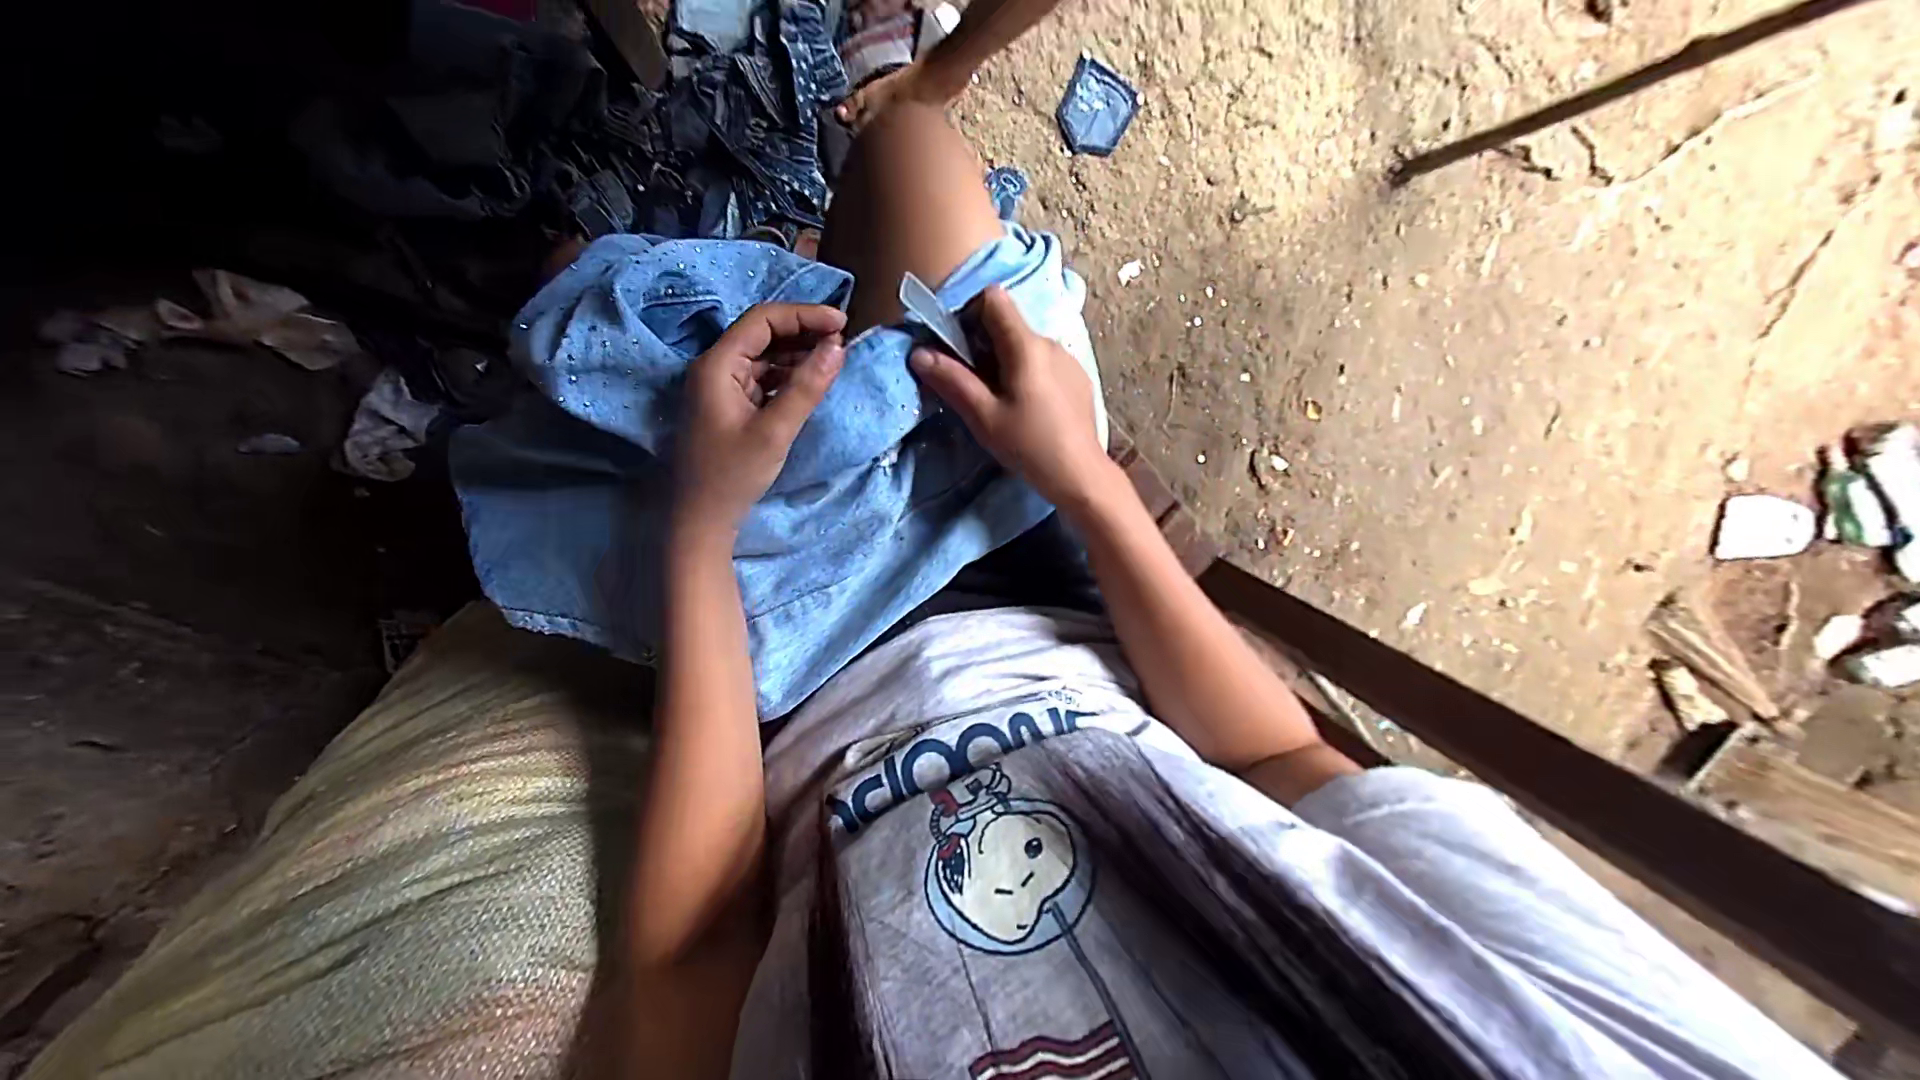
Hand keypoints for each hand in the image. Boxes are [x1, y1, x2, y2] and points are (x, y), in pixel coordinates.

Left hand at [675, 303, 846, 532]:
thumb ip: (806, 387)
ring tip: (833, 359)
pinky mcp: (730, 406)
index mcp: (717, 365)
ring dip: (798, 354)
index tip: (842, 323)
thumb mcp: (775, 431)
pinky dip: (788, 375)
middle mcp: (715, 368)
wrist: (701, 518)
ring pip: (764, 356)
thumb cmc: (732, 475)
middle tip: (843, 340)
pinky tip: (811, 382)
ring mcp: (721, 387)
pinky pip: (762, 378)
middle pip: (762, 334)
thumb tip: (838, 348)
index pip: (763, 320)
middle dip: (803, 332)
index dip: (804, 315)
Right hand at [908, 285, 1113, 508]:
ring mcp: (1069, 359)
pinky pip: (1045, 363)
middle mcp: (1050, 342)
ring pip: (1026, 345)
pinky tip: (1029, 409)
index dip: (969, 314)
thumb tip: (919, 353)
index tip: (959, 349)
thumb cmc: (1028, 445)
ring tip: (1001, 402)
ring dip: (1006, 362)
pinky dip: (1029, 374)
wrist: (1080, 475)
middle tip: (974, 385)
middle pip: (1008, 324)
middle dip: (984, 344)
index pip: (993, 298)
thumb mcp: (983, 417)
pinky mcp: (1078, 378)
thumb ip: (952, 381)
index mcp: (1026, 345)